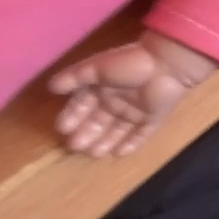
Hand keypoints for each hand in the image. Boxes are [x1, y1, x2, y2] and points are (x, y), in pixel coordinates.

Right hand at [48, 31, 218, 155]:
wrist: (167, 63)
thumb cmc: (129, 63)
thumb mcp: (96, 68)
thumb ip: (74, 77)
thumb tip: (51, 87)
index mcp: (103, 87)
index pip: (83, 105)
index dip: (73, 117)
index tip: (63, 128)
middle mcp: (118, 101)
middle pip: (99, 121)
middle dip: (87, 134)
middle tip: (75, 146)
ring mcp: (138, 110)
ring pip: (119, 130)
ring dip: (106, 142)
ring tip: (94, 153)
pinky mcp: (155, 117)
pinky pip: (142, 133)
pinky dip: (132, 143)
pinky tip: (119, 154)